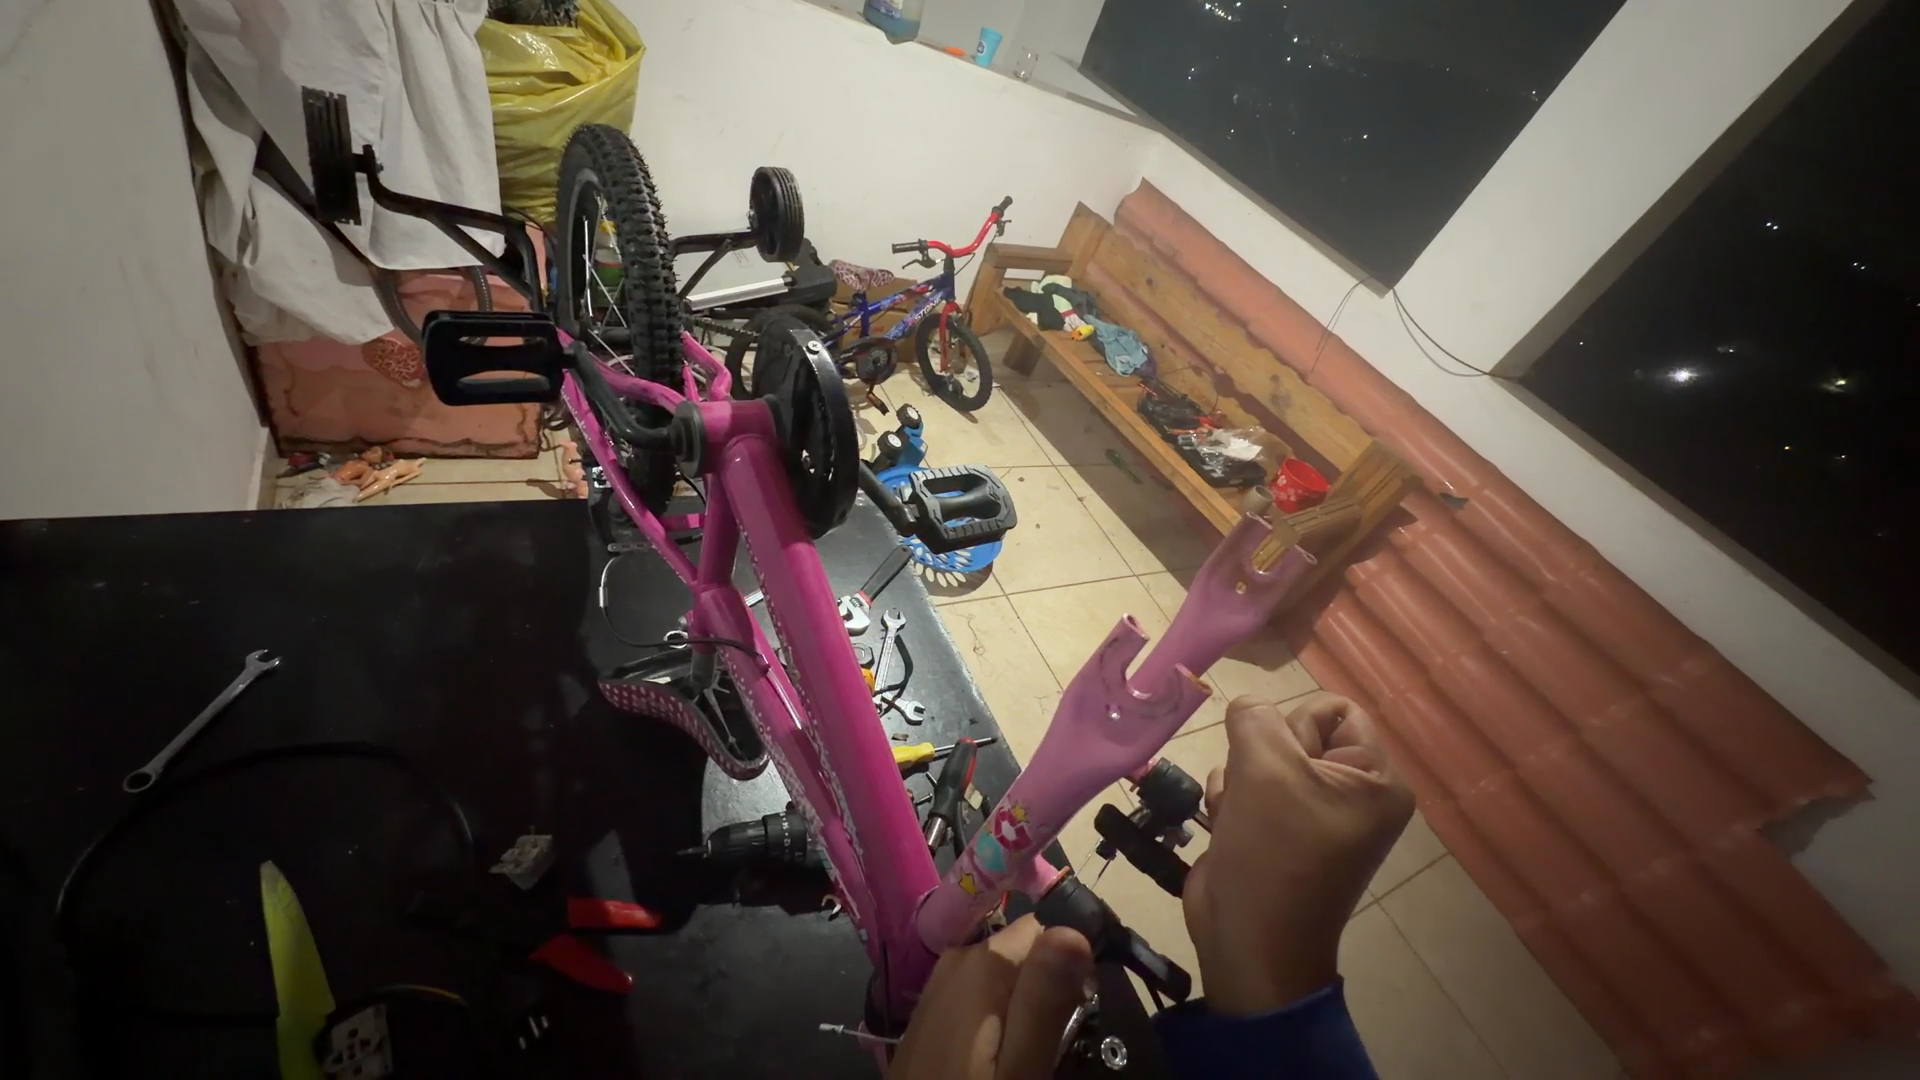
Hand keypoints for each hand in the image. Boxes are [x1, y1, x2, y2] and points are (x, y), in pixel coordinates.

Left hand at [889, 916, 1093, 1079]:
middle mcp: (960, 956)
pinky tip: (997, 1052)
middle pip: (1024, 950)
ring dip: (1023, 1003)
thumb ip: (1045, 998)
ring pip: (1004, 972)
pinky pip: (981, 989)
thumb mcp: (1019, 1065)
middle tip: (1052, 1042)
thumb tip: (1074, 931)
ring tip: (1025, 1052)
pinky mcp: (934, 1003)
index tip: (1079, 1010)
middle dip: (1045, 987)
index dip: (1070, 964)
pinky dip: (999, 1012)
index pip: (1045, 928)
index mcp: (983, 962)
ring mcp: (942, 979)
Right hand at [1183, 693, 1413, 1015]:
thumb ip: (1254, 716)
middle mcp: (1349, 792)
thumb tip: (1247, 709)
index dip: (1297, 724)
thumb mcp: (1265, 768)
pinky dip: (1230, 799)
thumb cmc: (1272, 852)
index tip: (1285, 763)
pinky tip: (1229, 827)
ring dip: (1239, 778)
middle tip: (1261, 794)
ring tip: (1243, 815)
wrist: (1248, 938)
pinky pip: (1244, 782)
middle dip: (1261, 754)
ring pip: (1259, 755)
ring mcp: (1310, 812)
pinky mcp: (1274, 827)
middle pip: (1292, 730)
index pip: (1333, 708)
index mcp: (1374, 780)